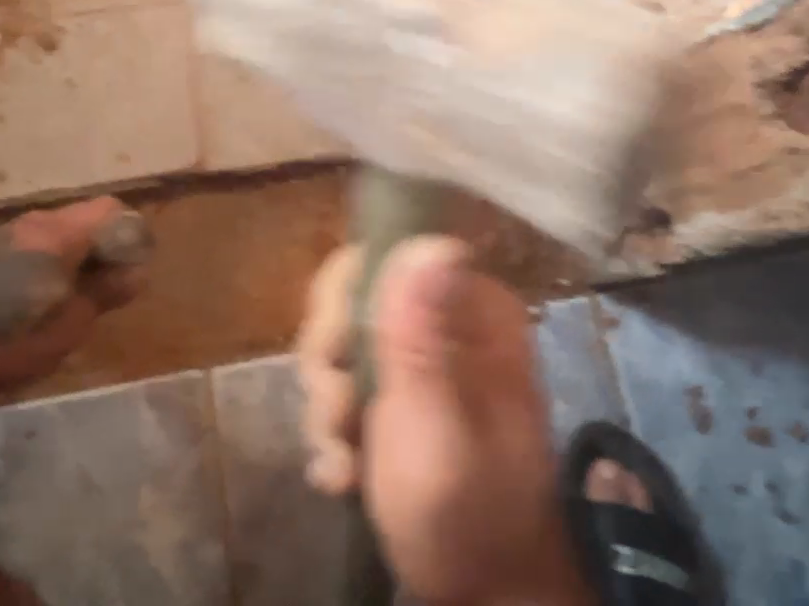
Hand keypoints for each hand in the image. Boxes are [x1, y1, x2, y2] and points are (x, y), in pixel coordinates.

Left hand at [0, 196, 147, 394]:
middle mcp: (28, 223)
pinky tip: (25, 300)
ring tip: (65, 295)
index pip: (110, 209)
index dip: (129, 233)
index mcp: (58, 233)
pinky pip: (19, 246)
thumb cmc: (11, 340)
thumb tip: (136, 272)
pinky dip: (35, 262)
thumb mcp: (71, 324)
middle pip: (78, 218)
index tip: (131, 266)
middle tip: (103, 286)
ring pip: (46, 231)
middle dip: (97, 245)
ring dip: (65, 254)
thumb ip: (105, 291)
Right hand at [297, 237, 590, 604]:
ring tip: (343, 463)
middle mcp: (444, 322)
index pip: (384, 256)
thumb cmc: (466, 509)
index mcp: (470, 310)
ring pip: (337, 349)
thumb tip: (432, 238)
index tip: (333, 354)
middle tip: (337, 416)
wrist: (482, 593)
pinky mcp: (396, 400)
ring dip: (326, 409)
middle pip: (349, 302)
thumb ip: (422, 336)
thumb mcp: (436, 423)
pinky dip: (332, 433)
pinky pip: (340, 389)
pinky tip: (341, 475)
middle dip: (329, 366)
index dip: (342, 300)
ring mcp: (419, 362)